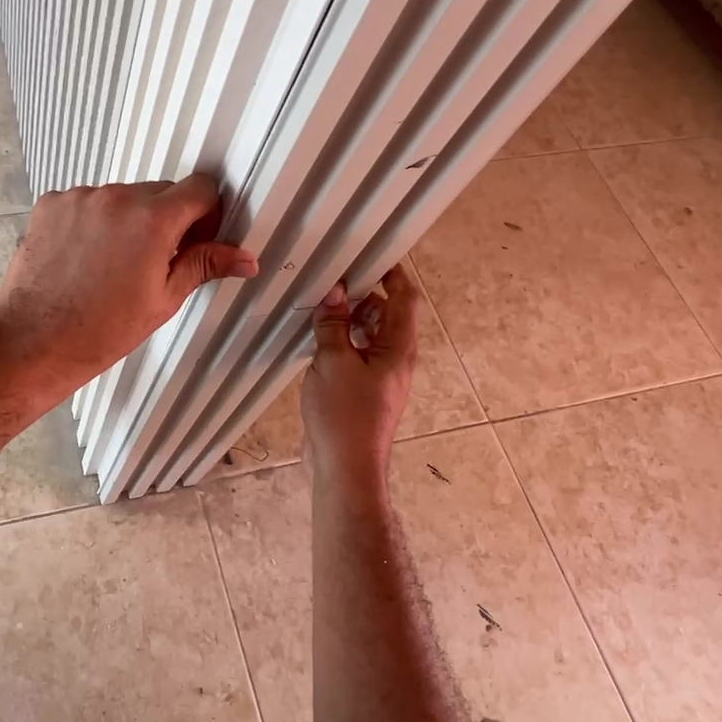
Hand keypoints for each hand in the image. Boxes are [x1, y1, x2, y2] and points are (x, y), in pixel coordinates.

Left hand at [0, 175, 258, 392]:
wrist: (35, 341)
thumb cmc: (102, 329)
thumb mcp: (164, 299)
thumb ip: (204, 265)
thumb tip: (247, 259)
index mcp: (154, 219)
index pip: (201, 187)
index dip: (206, 213)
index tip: (197, 239)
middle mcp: (117, 197)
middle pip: (160, 192)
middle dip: (165, 220)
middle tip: (153, 262)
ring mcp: (80, 197)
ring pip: (121, 197)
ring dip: (127, 220)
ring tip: (111, 265)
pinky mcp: (51, 204)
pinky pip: (86, 202)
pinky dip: (92, 221)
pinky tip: (84, 258)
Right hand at [303, 264, 418, 492]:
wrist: (345, 468)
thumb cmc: (345, 414)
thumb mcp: (334, 362)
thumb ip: (333, 324)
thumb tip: (334, 291)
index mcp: (399, 348)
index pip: (405, 299)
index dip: (394, 274)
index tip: (374, 253)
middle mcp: (395, 359)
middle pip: (386, 315)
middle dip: (363, 294)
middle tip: (335, 275)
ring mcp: (379, 376)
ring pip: (369, 335)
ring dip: (349, 317)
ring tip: (321, 301)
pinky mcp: (362, 390)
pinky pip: (356, 353)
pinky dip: (341, 339)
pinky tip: (317, 336)